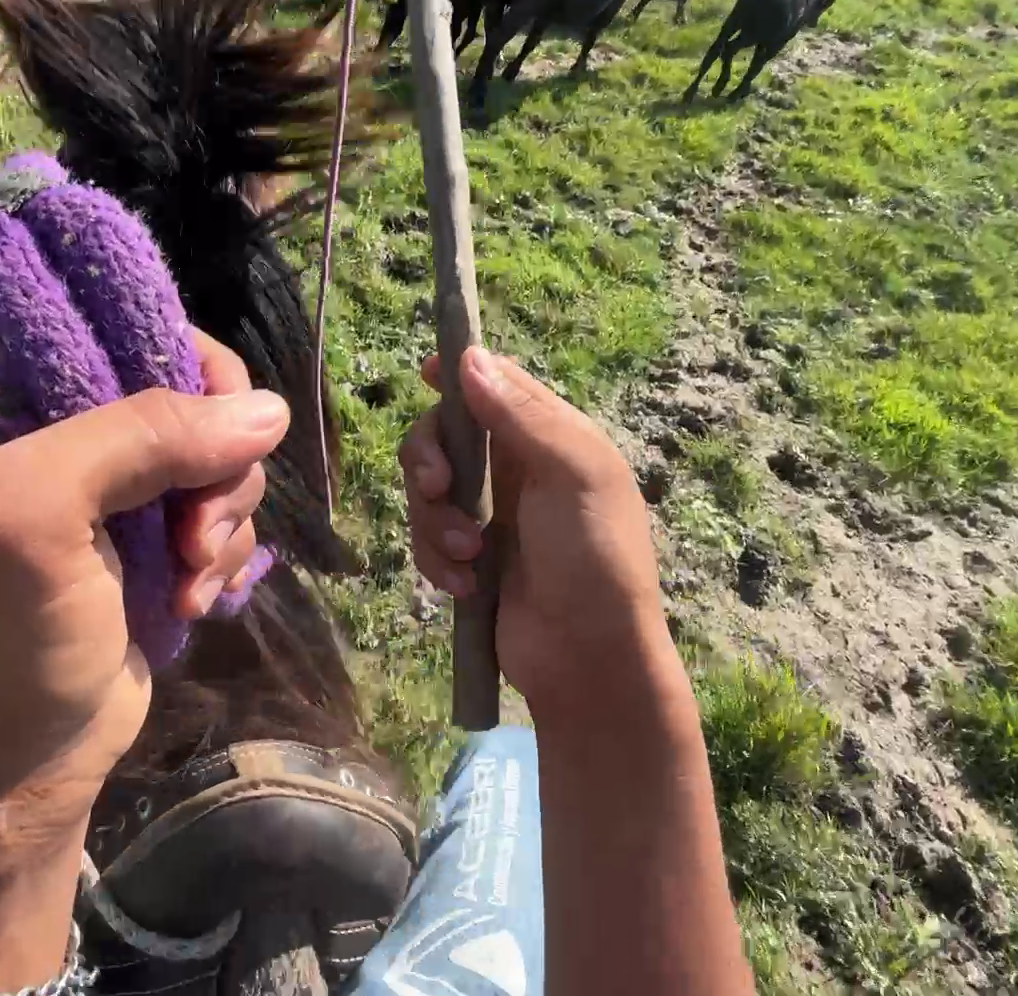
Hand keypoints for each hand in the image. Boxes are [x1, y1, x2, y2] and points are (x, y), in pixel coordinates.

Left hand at [0, 329, 287, 800]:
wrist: (34, 752)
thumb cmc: (15, 630)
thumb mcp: (45, 512)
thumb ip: (140, 437)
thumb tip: (272, 410)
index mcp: (18, 402)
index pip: (122, 330)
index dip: (185, 367)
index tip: (210, 429)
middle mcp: (73, 432)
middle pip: (192, 398)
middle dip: (210, 469)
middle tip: (189, 534)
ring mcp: (122, 488)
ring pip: (220, 458)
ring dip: (220, 523)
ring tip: (185, 580)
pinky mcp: (160, 535)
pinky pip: (227, 511)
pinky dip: (223, 554)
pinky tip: (194, 600)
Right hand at [400, 348, 669, 723]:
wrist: (586, 660)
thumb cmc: (594, 560)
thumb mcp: (573, 477)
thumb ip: (522, 416)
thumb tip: (469, 358)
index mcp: (549, 439)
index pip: (496, 384)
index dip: (458, 374)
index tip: (424, 374)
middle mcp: (514, 470)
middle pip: (443, 436)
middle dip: (429, 461)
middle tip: (436, 488)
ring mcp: (487, 514)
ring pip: (425, 491)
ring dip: (436, 523)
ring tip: (469, 557)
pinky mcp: (465, 555)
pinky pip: (425, 537)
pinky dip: (436, 559)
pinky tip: (465, 585)